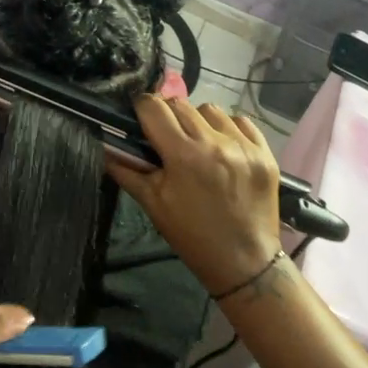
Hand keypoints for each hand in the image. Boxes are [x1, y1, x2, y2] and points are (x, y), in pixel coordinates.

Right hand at [107, 95, 283, 295]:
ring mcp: (243, 147)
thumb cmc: (192, 235)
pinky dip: (228, 129)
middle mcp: (214, 143)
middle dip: (167, 115)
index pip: (153, 107)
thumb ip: (125, 169)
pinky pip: (240, 121)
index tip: (140, 119)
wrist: (245, 264)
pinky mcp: (265, 153)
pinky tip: (224, 149)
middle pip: (179, 104)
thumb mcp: (152, 204)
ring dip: (198, 120)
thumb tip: (103, 143)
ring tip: (198, 144)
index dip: (141, 108)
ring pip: (210, 109)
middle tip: (166, 137)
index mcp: (182, 155)